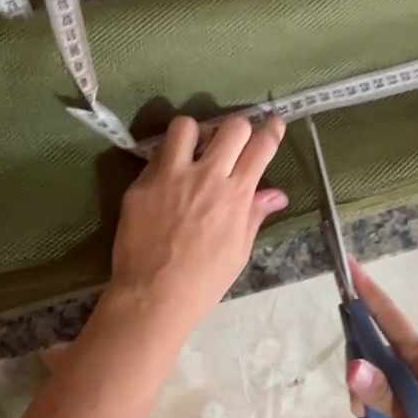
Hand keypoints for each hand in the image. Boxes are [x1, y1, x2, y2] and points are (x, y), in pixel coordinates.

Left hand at [106, 115, 288, 326]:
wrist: (153, 296)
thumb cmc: (203, 281)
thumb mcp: (238, 251)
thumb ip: (254, 214)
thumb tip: (276, 194)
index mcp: (235, 194)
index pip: (260, 147)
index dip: (272, 129)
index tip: (275, 121)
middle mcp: (205, 176)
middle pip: (231, 127)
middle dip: (238, 128)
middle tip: (233, 141)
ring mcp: (170, 176)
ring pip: (186, 126)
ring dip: (196, 134)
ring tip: (194, 150)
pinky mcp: (141, 183)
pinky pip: (156, 156)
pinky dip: (167, 162)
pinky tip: (166, 182)